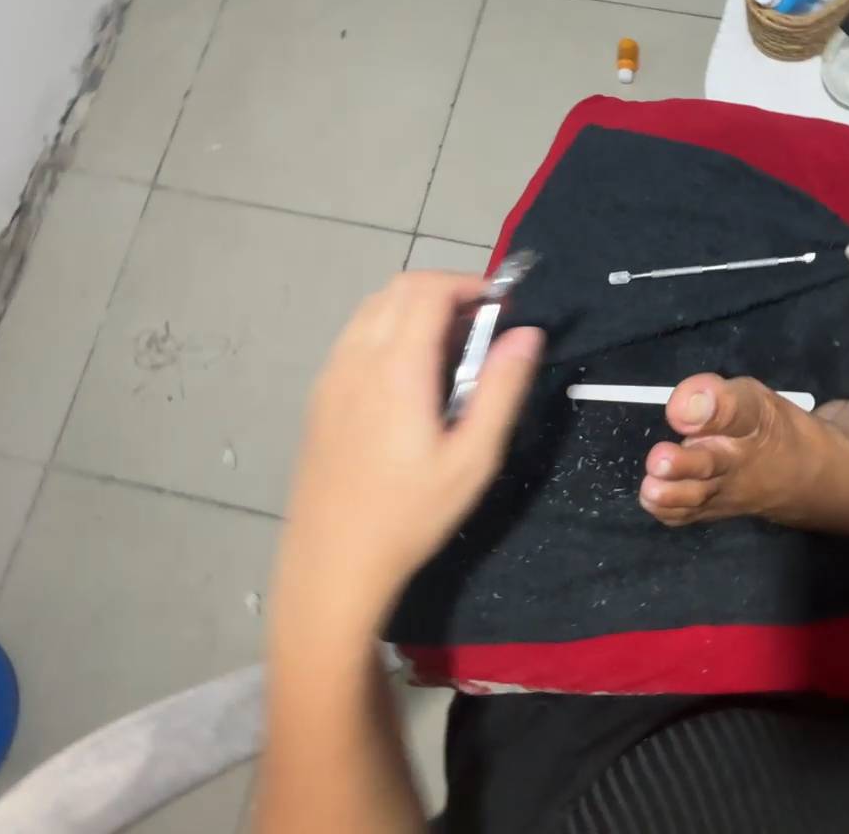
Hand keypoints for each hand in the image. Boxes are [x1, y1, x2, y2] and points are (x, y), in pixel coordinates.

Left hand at [271, 271, 542, 636]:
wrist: (332, 564)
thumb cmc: (411, 514)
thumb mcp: (474, 458)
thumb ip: (502, 388)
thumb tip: (527, 334)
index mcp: (396, 370)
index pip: (428, 290)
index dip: (470, 283)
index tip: (504, 307)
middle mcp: (356, 360)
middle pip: (399, 289)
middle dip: (447, 290)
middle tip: (486, 326)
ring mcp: (331, 376)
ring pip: (374, 308)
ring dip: (418, 307)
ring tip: (455, 349)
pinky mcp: (321, 396)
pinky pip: (357, 335)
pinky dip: (392, 328)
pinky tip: (415, 374)